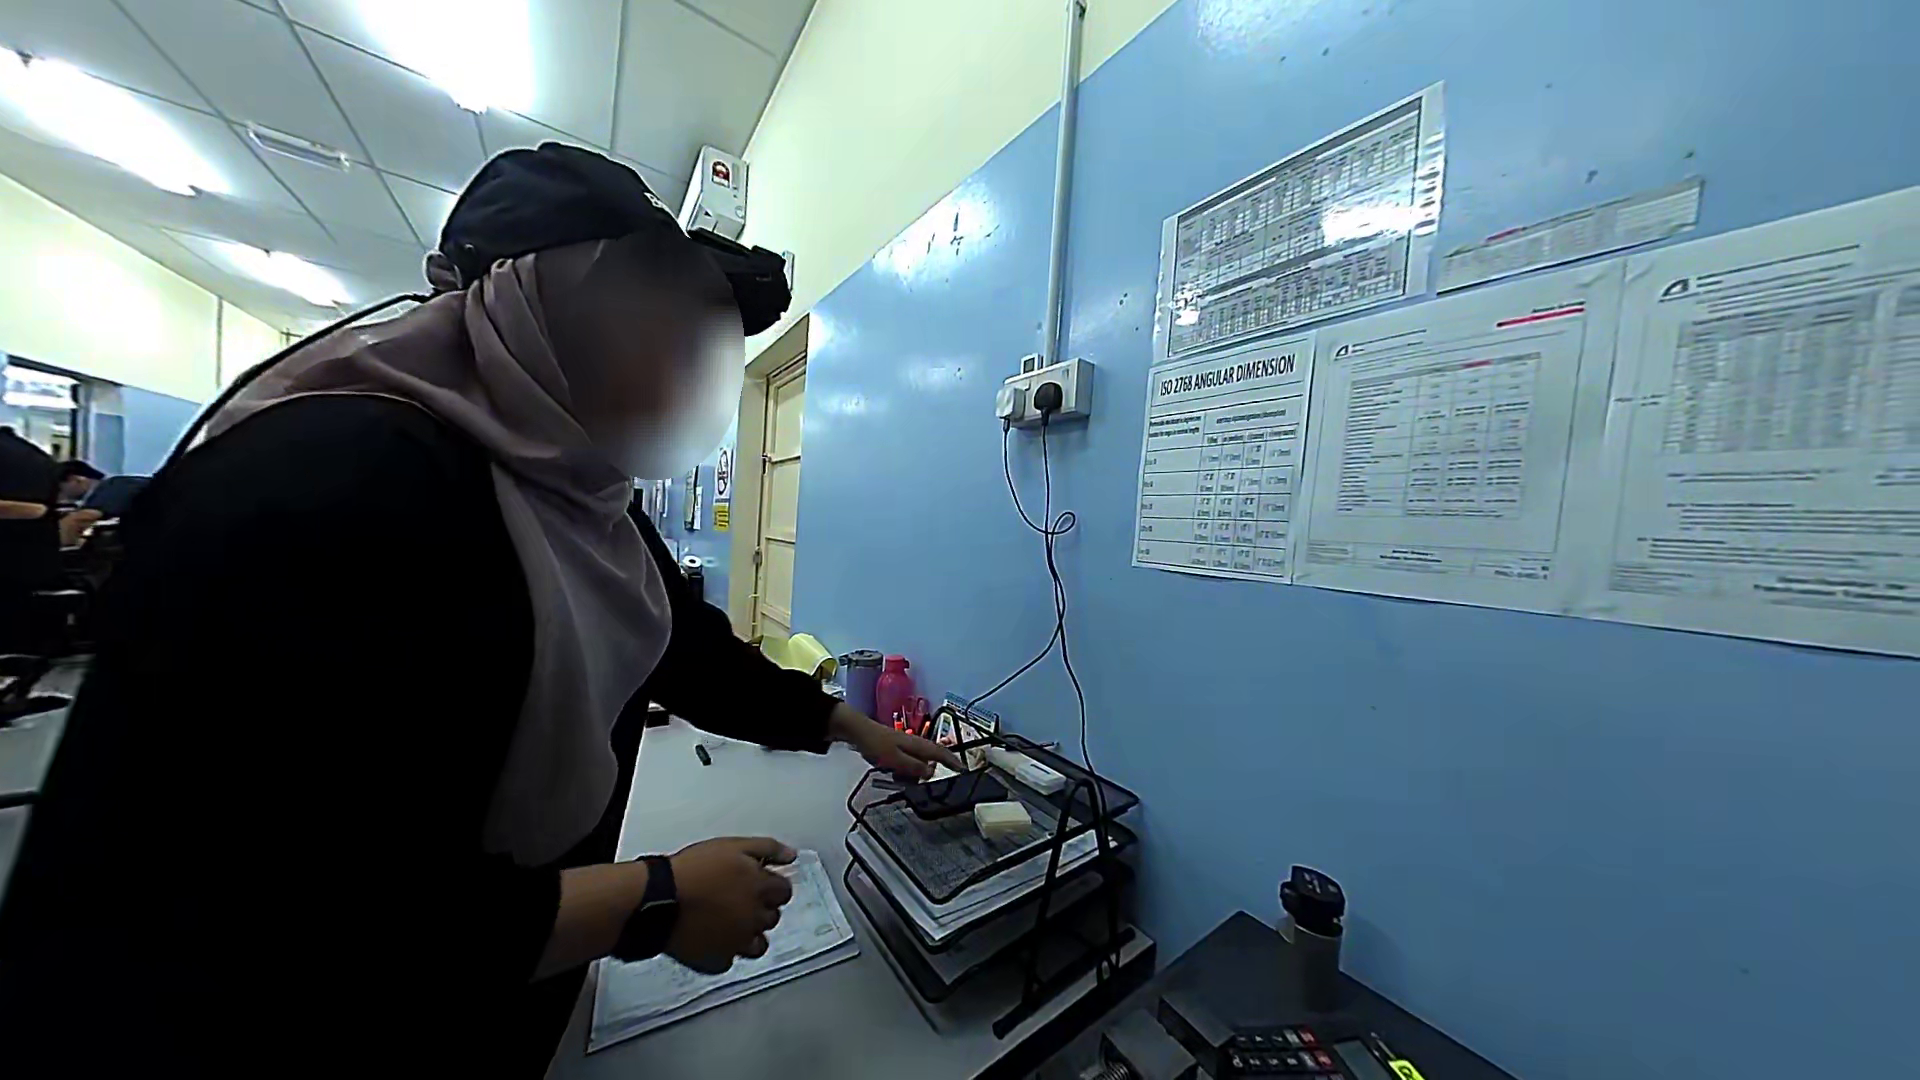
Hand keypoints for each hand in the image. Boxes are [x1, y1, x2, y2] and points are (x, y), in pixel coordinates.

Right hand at [666, 837, 795, 973]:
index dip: (774, 886)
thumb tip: (791, 855)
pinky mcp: (716, 961)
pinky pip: (730, 960)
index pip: (785, 892)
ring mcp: (737, 943)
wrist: (659, 898)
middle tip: (741, 900)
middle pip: (772, 917)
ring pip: (758, 945)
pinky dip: (725, 951)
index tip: (761, 883)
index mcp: (762, 889)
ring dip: (750, 933)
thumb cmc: (697, 867)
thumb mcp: (736, 846)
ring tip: (730, 922)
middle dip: (762, 908)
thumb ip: (769, 849)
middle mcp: (755, 918)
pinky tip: (713, 937)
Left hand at [829, 702, 962, 779]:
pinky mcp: (896, 748)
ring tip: (897, 778)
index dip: (953, 761)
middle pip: (929, 760)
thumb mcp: (895, 759)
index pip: (940, 752)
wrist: (857, 732)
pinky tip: (892, 773)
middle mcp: (915, 744)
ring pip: (917, 762)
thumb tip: (931, 771)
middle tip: (917, 783)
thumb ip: (913, 766)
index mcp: (917, 744)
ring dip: (912, 773)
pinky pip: (906, 762)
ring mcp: (905, 745)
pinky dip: (903, 770)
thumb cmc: (876, 744)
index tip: (963, 770)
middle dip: (927, 772)